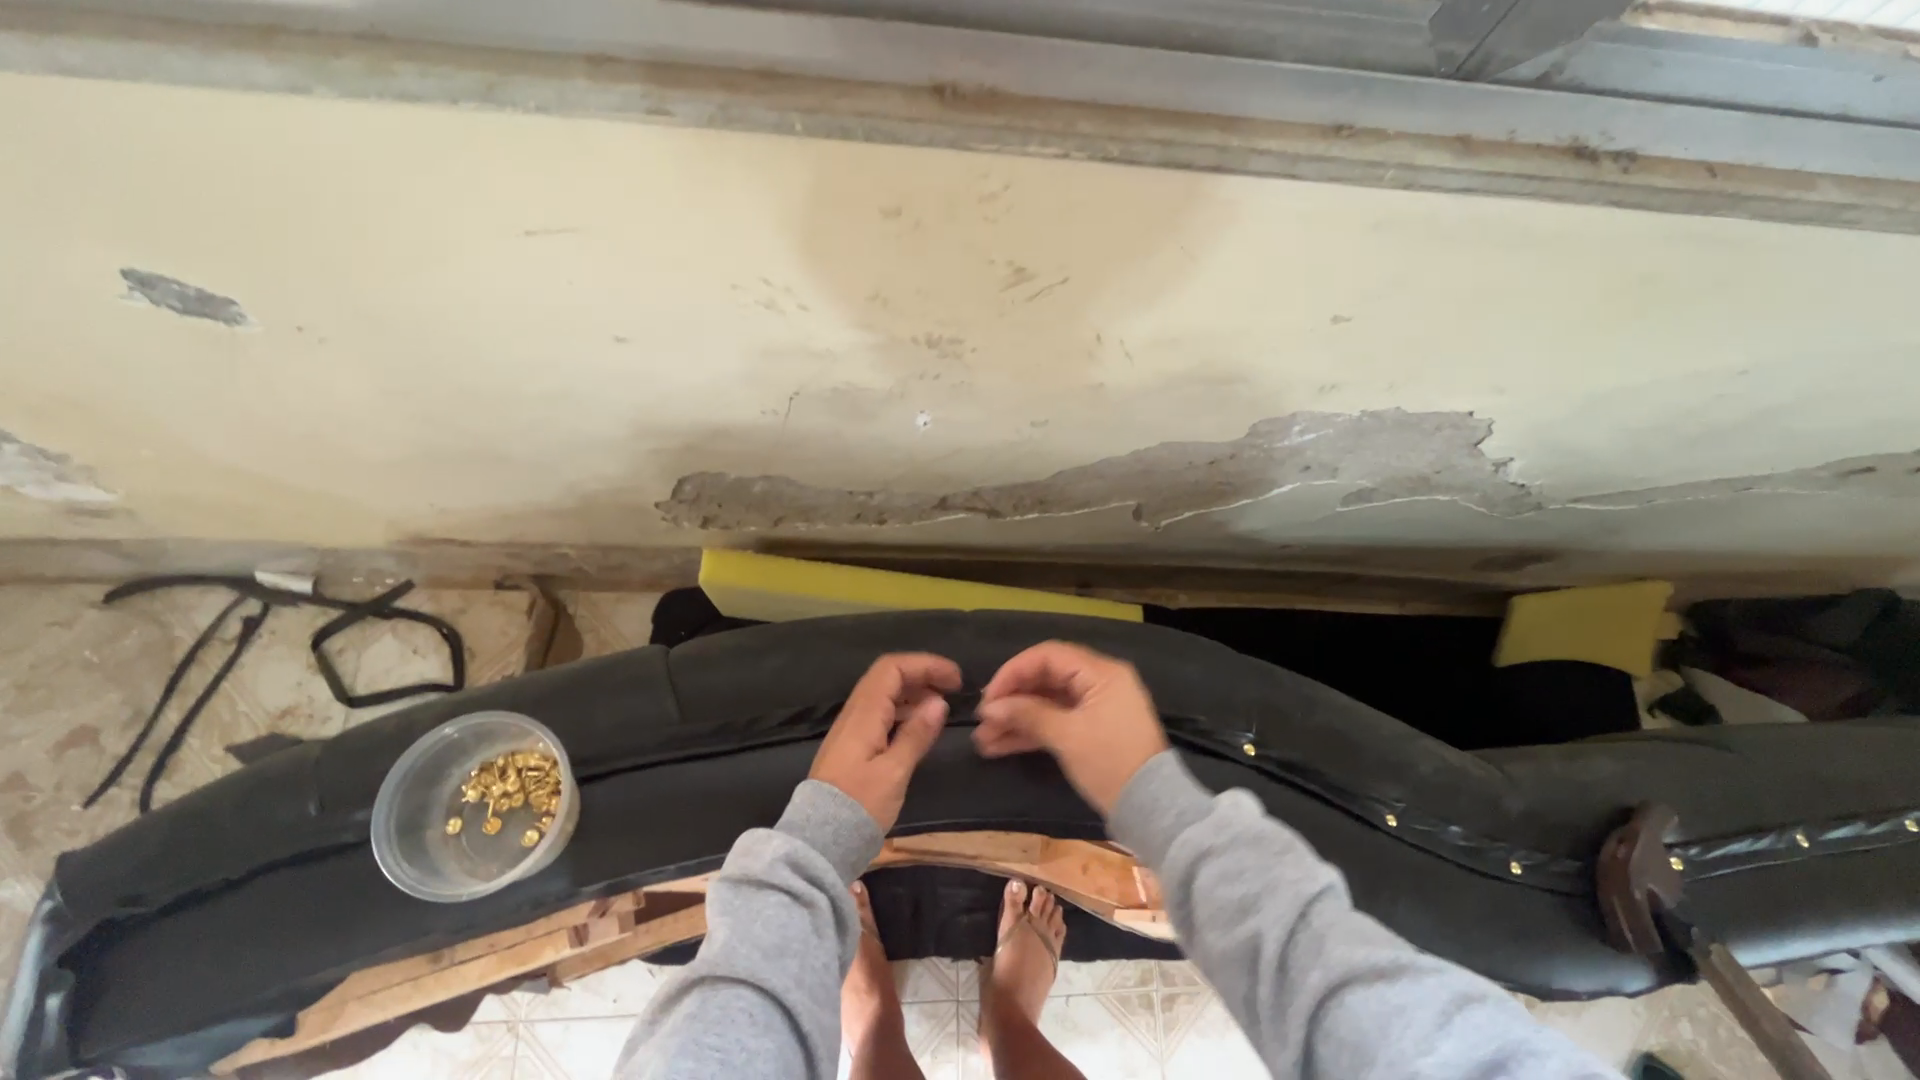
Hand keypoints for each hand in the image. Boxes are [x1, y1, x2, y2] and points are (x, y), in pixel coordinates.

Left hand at [810, 653, 962, 830]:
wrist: (820, 839)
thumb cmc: (859, 805)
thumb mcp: (894, 772)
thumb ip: (916, 735)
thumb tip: (939, 702)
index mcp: (864, 714)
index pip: (892, 668)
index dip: (925, 665)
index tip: (955, 679)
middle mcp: (854, 714)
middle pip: (887, 677)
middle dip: (922, 675)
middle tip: (953, 690)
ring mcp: (851, 729)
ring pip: (883, 694)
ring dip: (913, 693)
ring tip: (940, 708)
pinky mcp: (852, 746)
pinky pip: (879, 714)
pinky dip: (903, 711)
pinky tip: (918, 728)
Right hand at [974, 641, 1168, 816]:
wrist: (1151, 809)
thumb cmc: (1111, 763)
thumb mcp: (1067, 737)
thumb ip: (1028, 715)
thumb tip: (990, 708)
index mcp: (1101, 673)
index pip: (1049, 656)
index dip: (1014, 671)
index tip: (989, 696)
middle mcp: (1099, 683)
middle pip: (1046, 679)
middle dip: (1012, 700)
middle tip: (983, 719)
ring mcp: (1095, 709)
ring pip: (1047, 704)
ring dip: (1016, 720)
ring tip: (984, 740)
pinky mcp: (1091, 732)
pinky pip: (1055, 723)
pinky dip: (1031, 733)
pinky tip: (1000, 747)